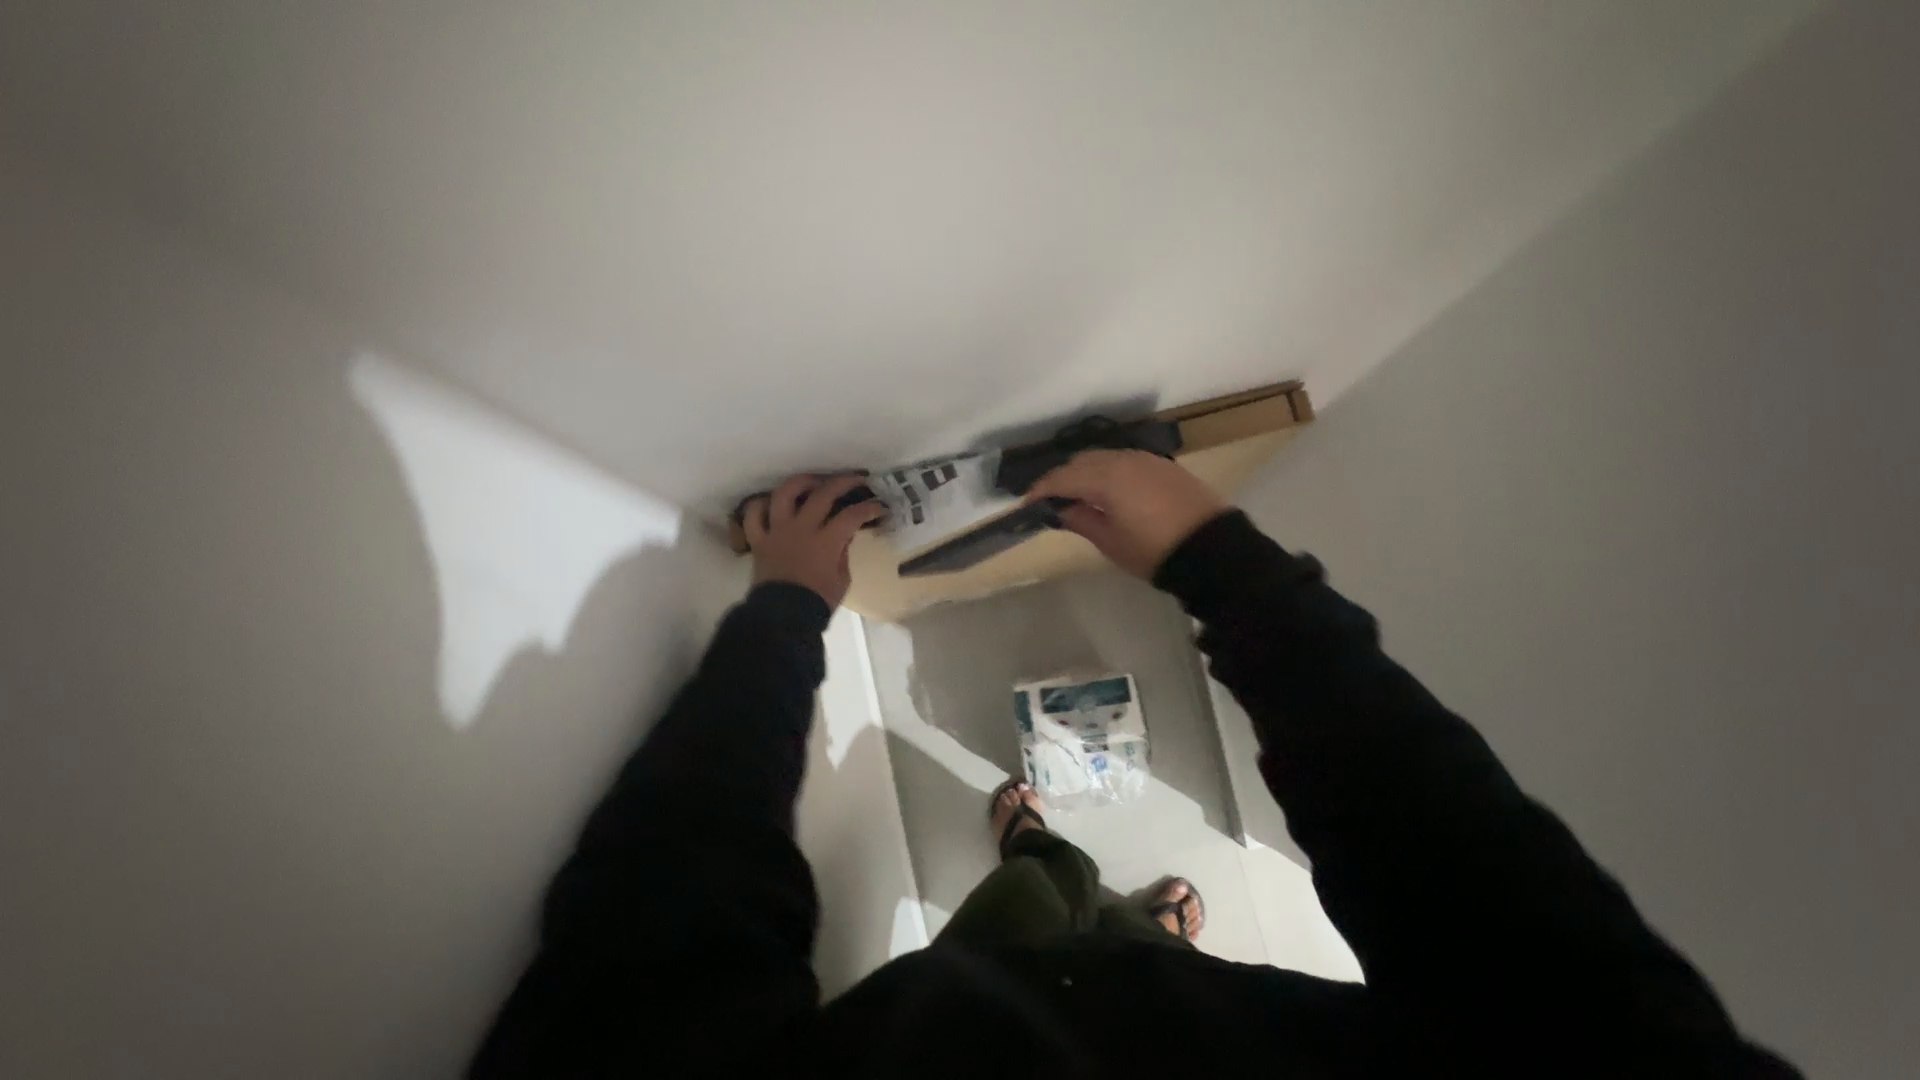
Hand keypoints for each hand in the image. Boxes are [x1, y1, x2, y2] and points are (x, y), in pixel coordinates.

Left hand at [743, 473, 886, 608]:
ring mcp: (777, 531)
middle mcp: (801, 528)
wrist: (783, 618)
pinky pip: (753, 516)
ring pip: (785, 494)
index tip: (880, 507)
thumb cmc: (817, 602)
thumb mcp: (842, 580)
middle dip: (843, 482)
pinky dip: (761, 505)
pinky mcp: (759, 540)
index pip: (852, 516)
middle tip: (857, 480)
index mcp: (826, 541)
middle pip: (822, 494)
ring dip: (801, 482)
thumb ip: (843, 553)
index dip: (869, 508)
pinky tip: (772, 503)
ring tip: (813, 482)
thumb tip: (845, 536)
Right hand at [1025, 449, 1229, 578]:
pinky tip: (1109, 492)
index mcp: (1106, 477)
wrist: (1212, 549)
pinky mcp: (1164, 466)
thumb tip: (1060, 509)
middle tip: (1051, 501)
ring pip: (1105, 458)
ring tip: (1079, 497)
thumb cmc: (1154, 550)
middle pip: (1082, 461)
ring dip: (1087, 472)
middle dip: (1063, 478)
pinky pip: (1125, 462)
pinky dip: (1109, 472)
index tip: (1026, 504)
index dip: (1041, 490)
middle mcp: (1124, 459)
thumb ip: (1081, 520)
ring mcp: (1146, 459)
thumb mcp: (1110, 541)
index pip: (1062, 477)